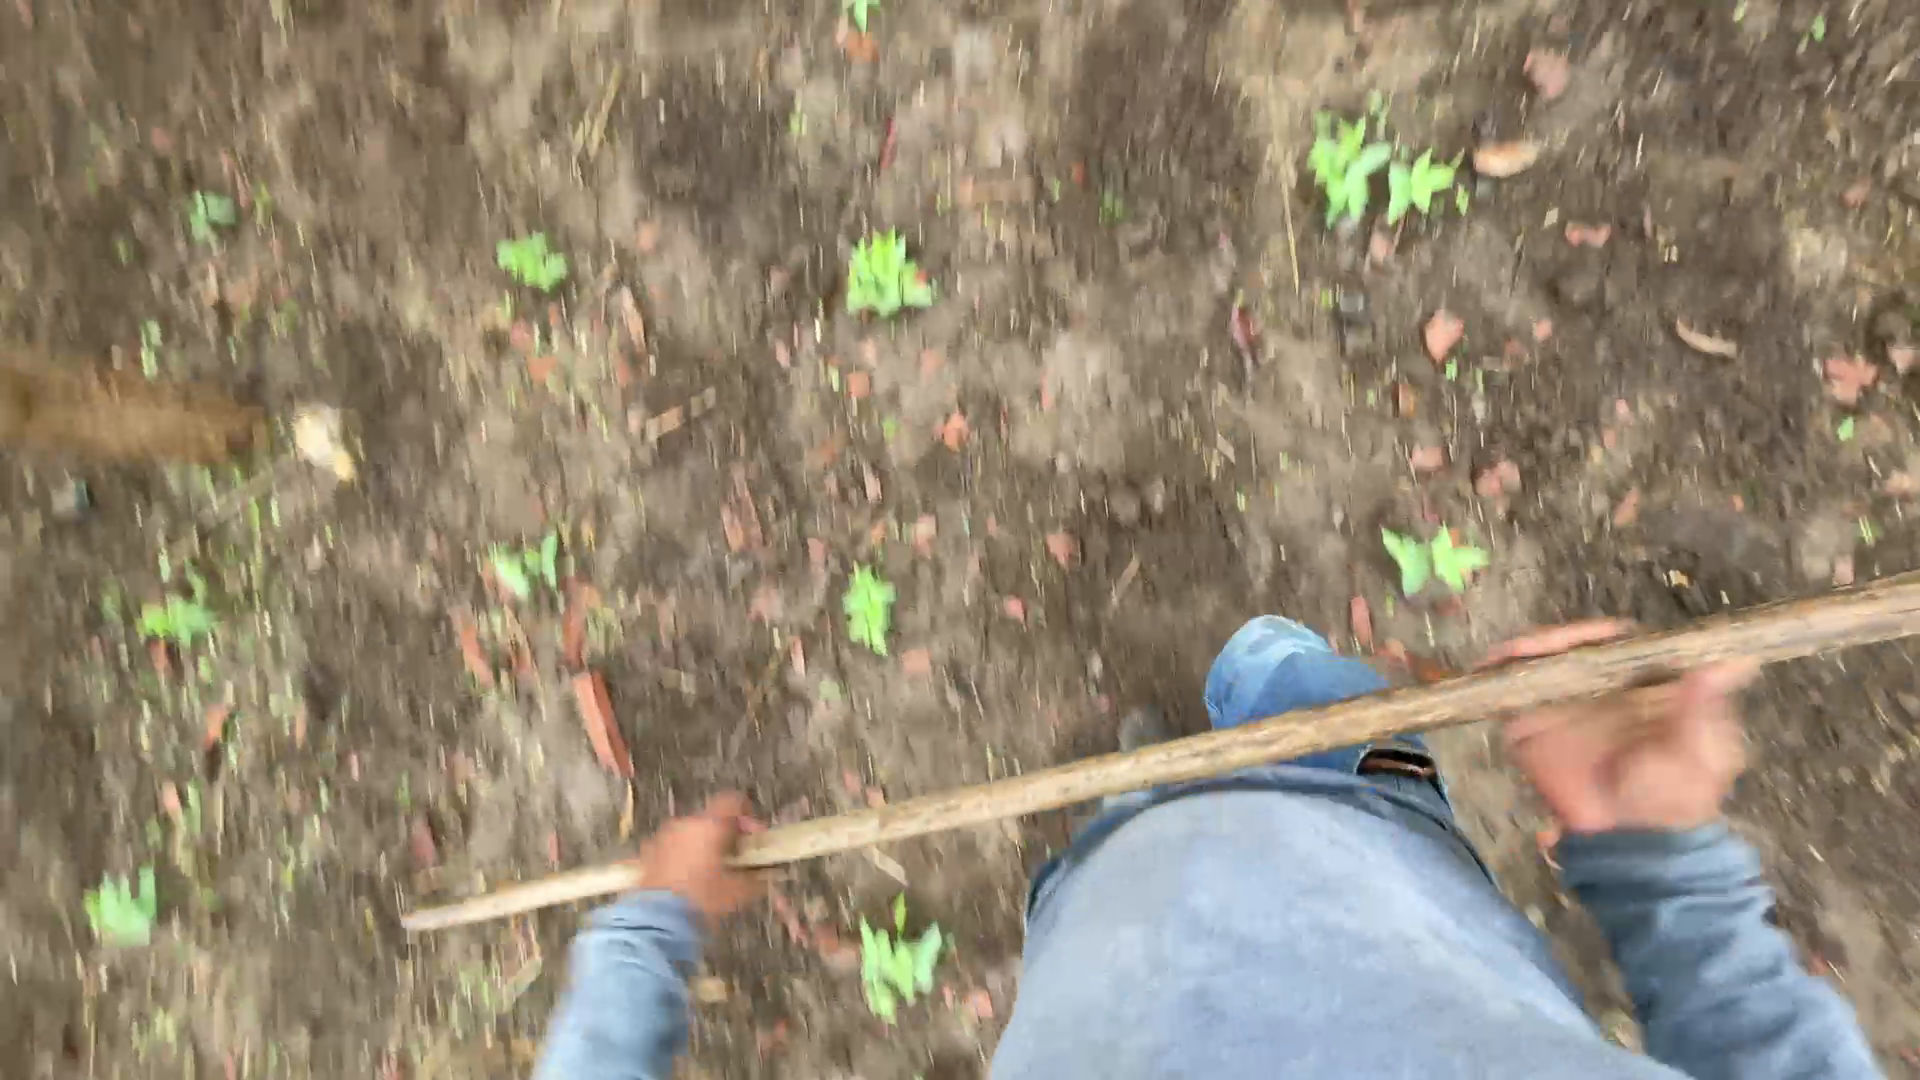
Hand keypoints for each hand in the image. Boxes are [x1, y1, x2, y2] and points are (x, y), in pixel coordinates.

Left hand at [635, 792, 762, 924]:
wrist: (655, 923)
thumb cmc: (702, 900)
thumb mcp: (738, 893)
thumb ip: (758, 878)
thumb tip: (770, 874)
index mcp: (711, 824)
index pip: (735, 801)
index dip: (748, 814)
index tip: (754, 836)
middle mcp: (686, 823)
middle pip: (712, 817)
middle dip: (725, 834)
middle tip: (734, 858)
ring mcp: (664, 836)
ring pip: (691, 831)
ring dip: (702, 844)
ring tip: (708, 871)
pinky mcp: (648, 853)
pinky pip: (672, 846)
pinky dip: (682, 855)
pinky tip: (685, 879)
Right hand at [1492, 621, 1757, 834]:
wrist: (1624, 838)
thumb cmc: (1671, 796)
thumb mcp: (1698, 755)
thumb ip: (1703, 711)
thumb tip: (1730, 662)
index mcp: (1640, 687)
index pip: (1618, 646)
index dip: (1603, 635)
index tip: (1595, 635)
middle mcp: (1595, 686)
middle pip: (1568, 648)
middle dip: (1549, 640)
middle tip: (1533, 647)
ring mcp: (1558, 702)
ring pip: (1534, 663)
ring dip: (1518, 652)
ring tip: (1508, 653)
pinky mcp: (1525, 722)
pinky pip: (1505, 691)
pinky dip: (1492, 675)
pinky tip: (1485, 668)